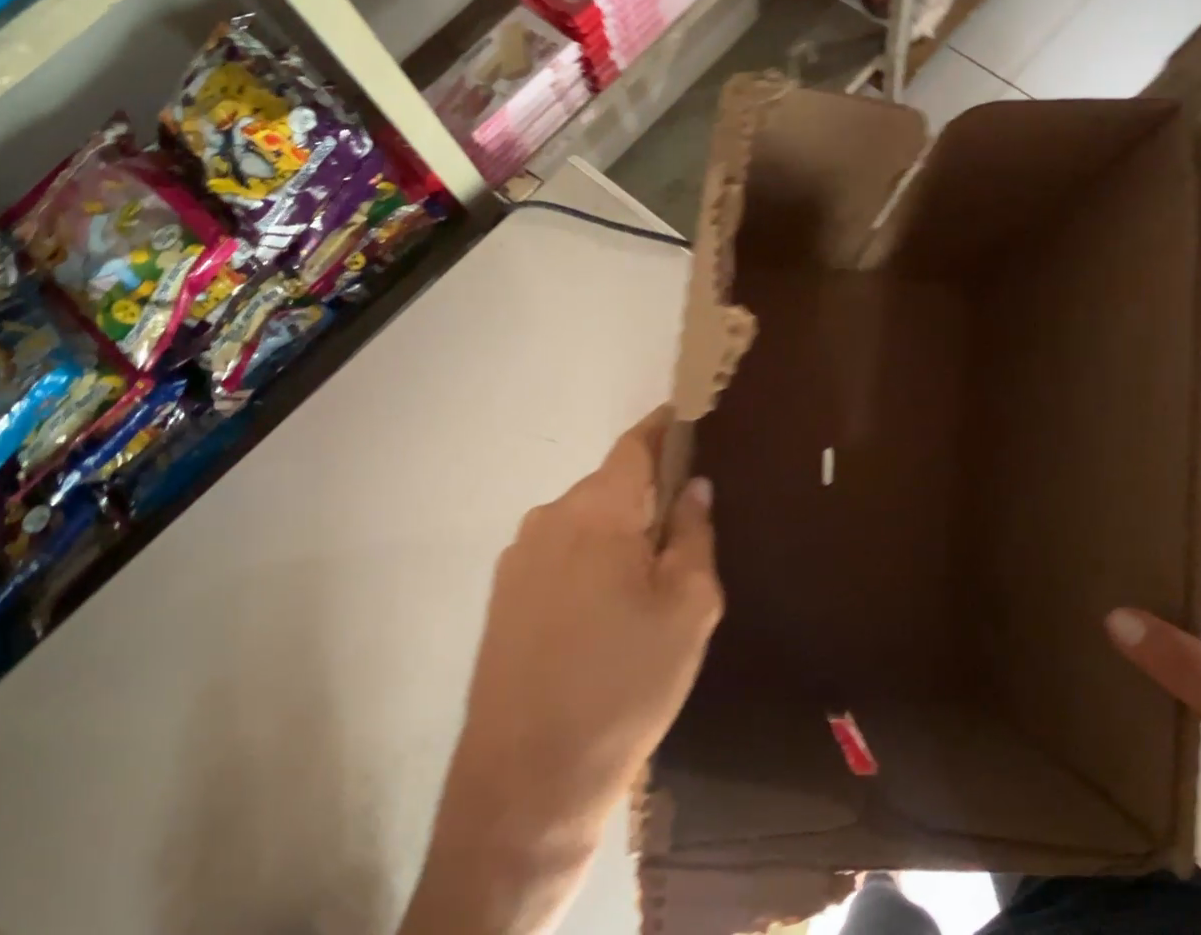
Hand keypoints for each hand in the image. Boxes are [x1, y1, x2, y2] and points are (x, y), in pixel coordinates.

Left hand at [457, 406, 722, 820]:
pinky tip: (607, 617)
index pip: (637, 443)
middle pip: (611, 485)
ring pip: (586, 524)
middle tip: (690, 540)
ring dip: (619, 537)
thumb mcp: (688, 611)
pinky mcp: (504, 596)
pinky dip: (591, 565)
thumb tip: (695, 487)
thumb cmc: (624, 686)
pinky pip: (560, 556)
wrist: (528, 776)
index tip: (696, 424)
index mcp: (597, 510)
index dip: (668, 429)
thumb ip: (694, 537)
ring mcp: (519, 557)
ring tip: (650, 590)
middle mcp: (550, 517)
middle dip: (651, 499)